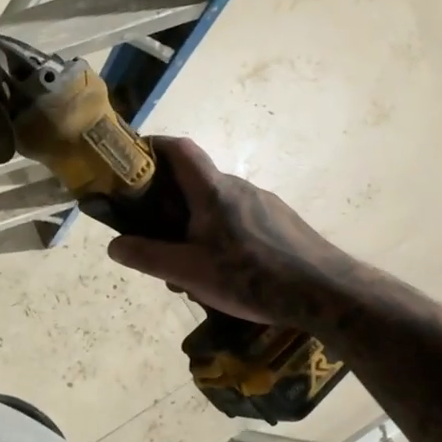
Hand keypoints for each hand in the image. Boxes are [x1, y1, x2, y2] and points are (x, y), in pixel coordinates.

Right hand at [105, 137, 359, 329]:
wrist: (328, 294)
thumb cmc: (252, 277)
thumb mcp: (188, 272)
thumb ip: (146, 256)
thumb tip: (114, 246)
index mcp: (213, 192)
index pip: (180, 150)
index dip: (152, 146)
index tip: (129, 160)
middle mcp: (238, 189)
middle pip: (192, 183)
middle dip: (163, 204)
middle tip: (146, 234)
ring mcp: (263, 205)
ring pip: (213, 207)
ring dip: (190, 228)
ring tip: (182, 267)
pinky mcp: (280, 225)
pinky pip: (235, 221)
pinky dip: (215, 237)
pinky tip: (218, 273)